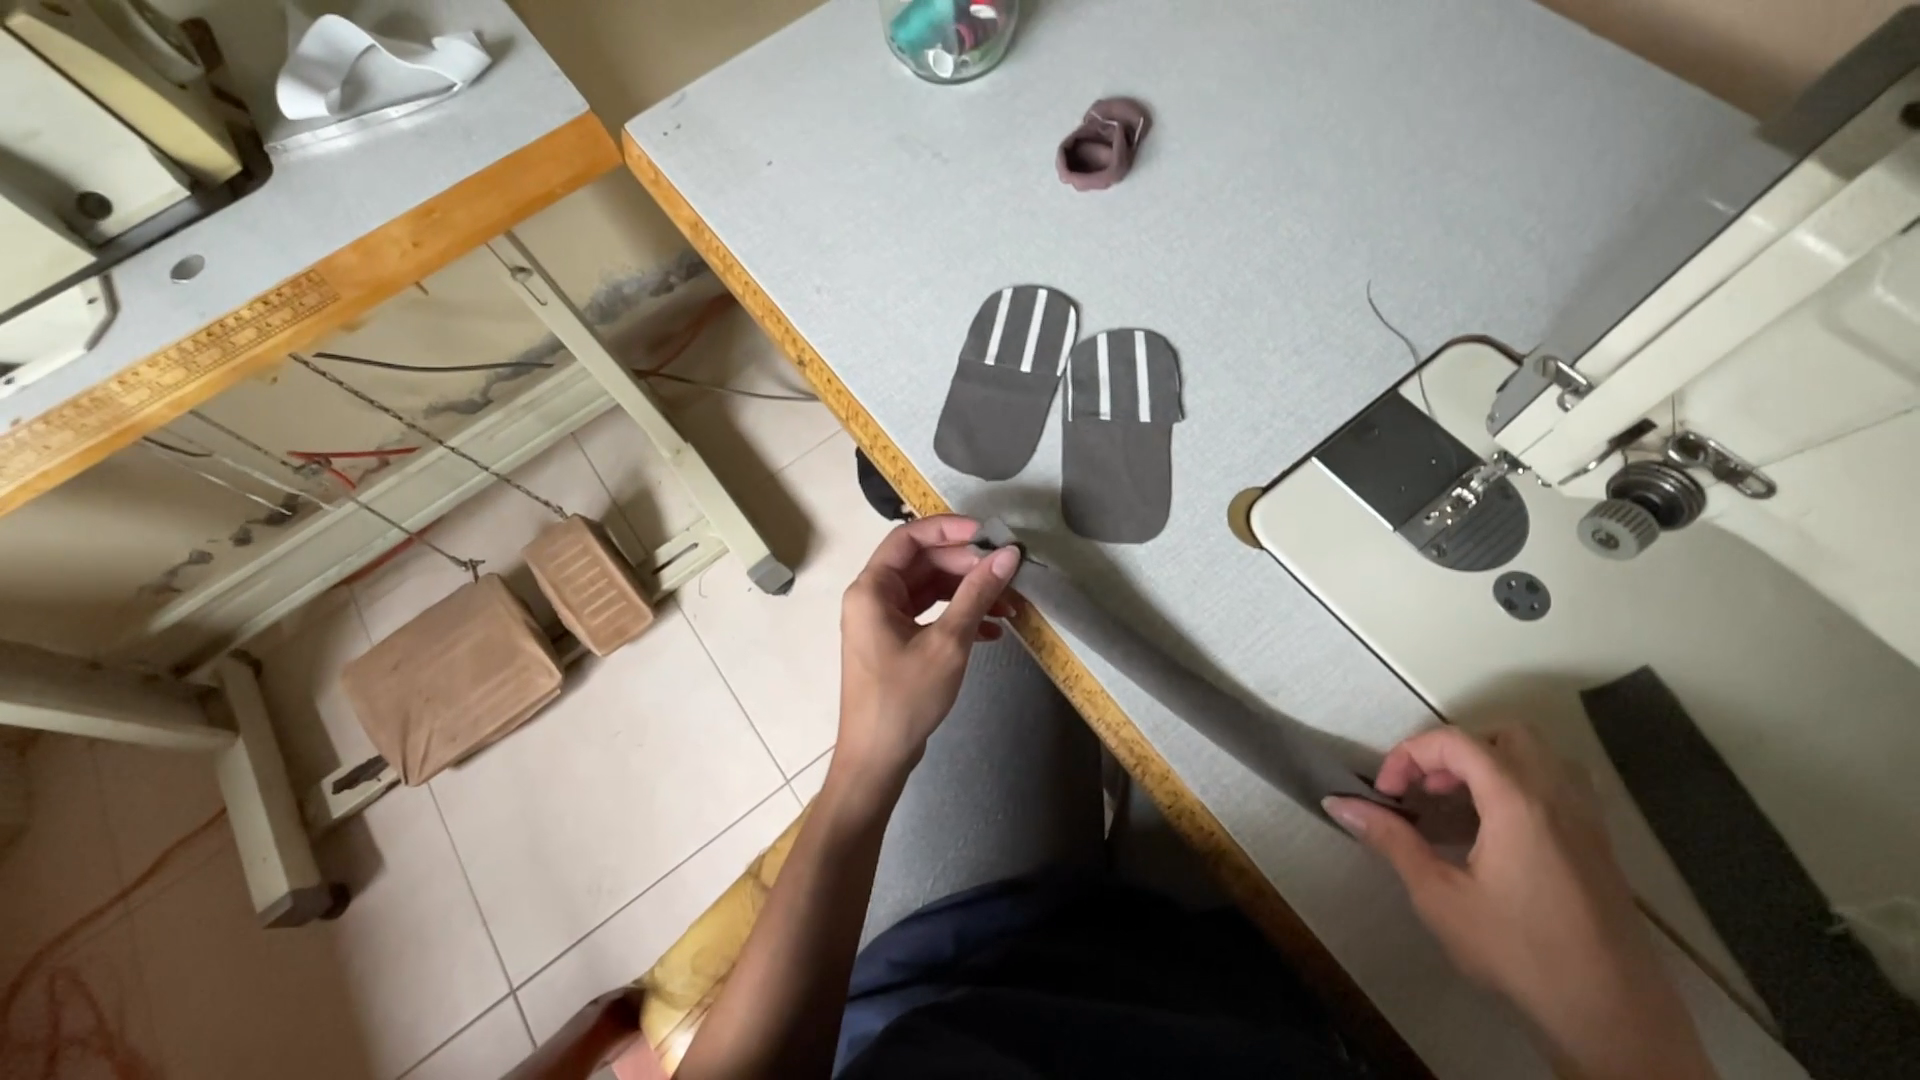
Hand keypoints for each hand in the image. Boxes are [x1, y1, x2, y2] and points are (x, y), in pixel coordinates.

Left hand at [835, 515, 1019, 788]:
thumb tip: (1009, 554)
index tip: (988, 533)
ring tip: (1011, 606)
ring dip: (969, 594)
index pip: (909, 537)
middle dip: (968, 567)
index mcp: (872, 589)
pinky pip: (930, 615)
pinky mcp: (896, 642)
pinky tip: (993, 632)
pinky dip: (960, 617)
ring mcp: (883, 621)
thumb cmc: (905, 697)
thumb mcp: (948, 642)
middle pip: (924, 563)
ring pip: (931, 590)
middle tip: (1008, 576)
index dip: (949, 529)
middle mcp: (873, 598)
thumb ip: (977, 594)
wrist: (877, 758)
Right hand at [1325, 726, 1714, 1079]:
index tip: (1386, 792)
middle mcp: (1558, 795)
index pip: (1455, 741)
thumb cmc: (1518, 951)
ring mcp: (1588, 818)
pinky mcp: (1601, 844)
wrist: (1611, 1014)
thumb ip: (1391, 840)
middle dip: (1456, 749)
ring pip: (1540, 754)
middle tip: (1429, 788)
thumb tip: (1339, 803)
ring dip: (1493, 761)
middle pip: (1504, 734)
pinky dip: (1522, 783)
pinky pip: (1561, 783)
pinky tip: (1501, 827)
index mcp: (1518, 801)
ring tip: (1462, 801)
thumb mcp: (1439, 896)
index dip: (1409, 754)